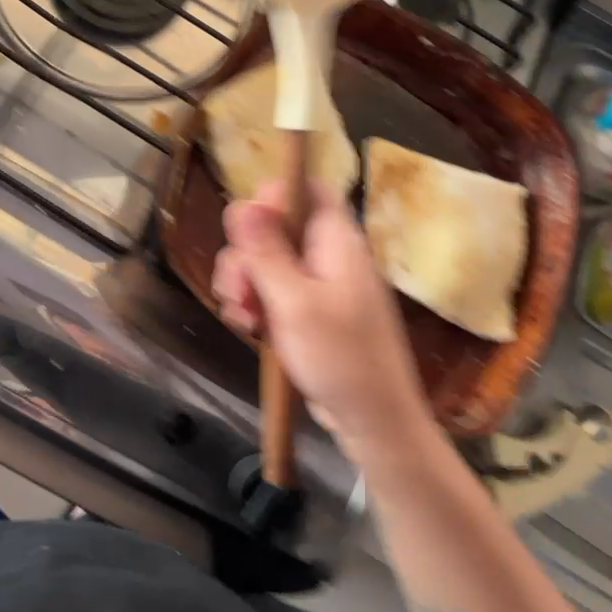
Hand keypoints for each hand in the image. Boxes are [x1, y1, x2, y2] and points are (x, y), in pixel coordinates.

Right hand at [213, 181, 433, 456]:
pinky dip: (255, 304)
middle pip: (275, 227)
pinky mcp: (309, 312)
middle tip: (237, 288)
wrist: (374, 423)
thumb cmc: (341, 358)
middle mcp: (328, 254)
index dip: (273, 197)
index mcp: (336, 241)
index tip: (246, 228)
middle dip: (245, 253)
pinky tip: (247, 327)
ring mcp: (318, 285)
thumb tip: (244, 201)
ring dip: (244, 283)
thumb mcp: (295, 303)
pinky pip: (272, 291)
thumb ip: (267, 251)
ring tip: (241, 316)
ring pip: (267, 261)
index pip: (306, 189)